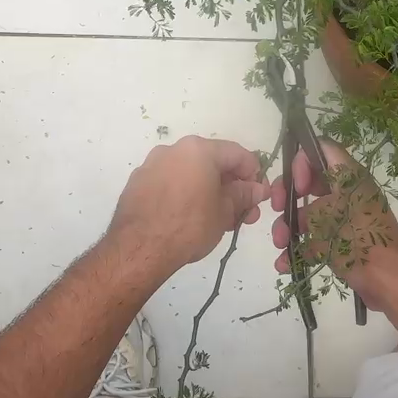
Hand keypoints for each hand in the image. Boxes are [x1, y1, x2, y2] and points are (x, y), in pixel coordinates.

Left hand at [109, 136, 270, 277]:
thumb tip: (257, 189)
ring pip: (191, 174)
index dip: (255, 175)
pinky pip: (171, 184)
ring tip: (219, 220)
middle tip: (243, 214)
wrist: (139, 248)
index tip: (259, 196)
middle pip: (213, 163)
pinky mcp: (138, 184)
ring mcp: (152, 165)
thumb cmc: (190, 225)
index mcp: (199, 150)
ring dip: (209, 192)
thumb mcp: (225, 212)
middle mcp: (174, 149)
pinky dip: (186, 195)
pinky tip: (191, 219)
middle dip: (232, 188)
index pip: (238, 154)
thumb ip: (244, 195)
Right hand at [270, 140, 397, 313]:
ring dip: (290, 226)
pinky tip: (286, 264)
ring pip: (311, 212)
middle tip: (276, 209)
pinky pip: (318, 238)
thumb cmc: (360, 242)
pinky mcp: (345, 241)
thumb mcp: (327, 219)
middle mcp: (348, 193)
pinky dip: (302, 248)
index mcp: (350, 178)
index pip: (322, 149)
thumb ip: (309, 205)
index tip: (295, 186)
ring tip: (280, 244)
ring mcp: (346, 218)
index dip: (302, 161)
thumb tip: (299, 209)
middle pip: (312, 182)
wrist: (390, 282)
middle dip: (288, 195)